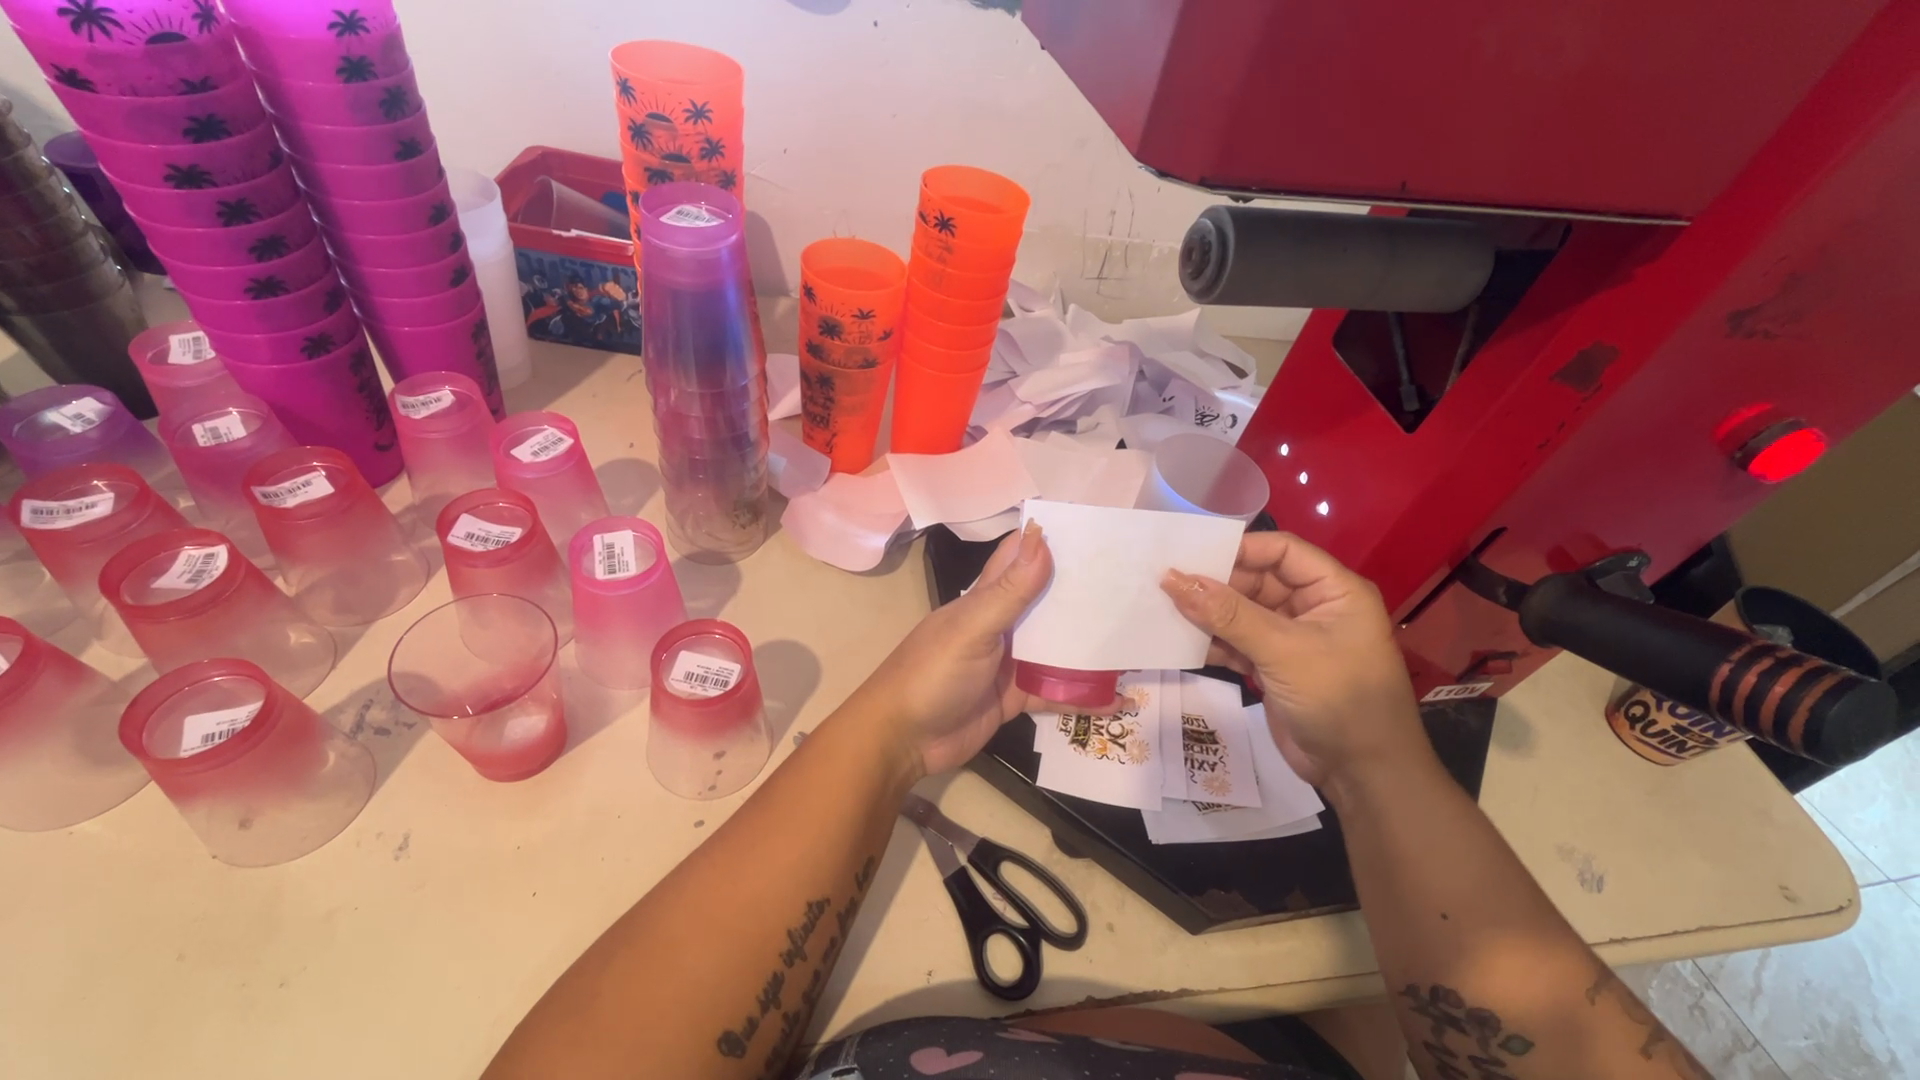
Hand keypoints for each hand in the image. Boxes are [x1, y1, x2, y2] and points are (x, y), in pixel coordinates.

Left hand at [854, 522, 1113, 775]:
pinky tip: (1118, 697)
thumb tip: (1042, 537)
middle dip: (1083, 593)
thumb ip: (1009, 590)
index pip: (1019, 557)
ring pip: (1056, 646)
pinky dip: (1082, 695)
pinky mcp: (1015, 697)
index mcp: (984, 599)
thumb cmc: (932, 674)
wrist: (903, 740)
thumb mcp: (972, 629)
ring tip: (1138, 637)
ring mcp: (1009, 662)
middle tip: (1135, 584)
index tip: (1096, 531)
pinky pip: (1055, 691)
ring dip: (1088, 644)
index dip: (1050, 540)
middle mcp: (1000, 624)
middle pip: (1046, 602)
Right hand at [1161, 532, 1429, 789]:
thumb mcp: (1283, 651)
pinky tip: (1181, 643)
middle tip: (1166, 584)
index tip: (1191, 555)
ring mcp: (1293, 639)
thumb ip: (1227, 614)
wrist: (1363, 774)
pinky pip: (1239, 644)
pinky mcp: (1276, 668)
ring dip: (1209, 616)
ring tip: (1163, 611)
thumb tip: (1173, 578)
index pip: (1281, 551)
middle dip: (1216, 585)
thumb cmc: (1338, 699)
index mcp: (1333, 590)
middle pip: (1257, 581)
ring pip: (1243, 614)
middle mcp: (1314, 607)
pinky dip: (1214, 644)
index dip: (1238, 550)